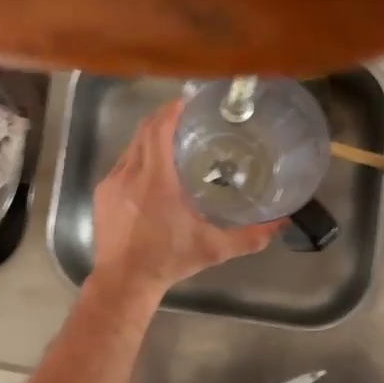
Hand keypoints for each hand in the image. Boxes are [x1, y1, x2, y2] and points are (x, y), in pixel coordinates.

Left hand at [92, 99, 276, 293]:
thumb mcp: (213, 249)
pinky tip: (152, 168)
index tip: (189, 100)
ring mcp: (112, 182)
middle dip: (163, 117)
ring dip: (149, 137)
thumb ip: (249, 236)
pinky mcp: (103, 194)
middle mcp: (131, 174)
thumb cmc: (168, 260)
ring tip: (172, 137)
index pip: (159, 129)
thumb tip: (281, 223)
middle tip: (186, 114)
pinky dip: (137, 156)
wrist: (123, 282)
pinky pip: (121, 164)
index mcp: (156, 180)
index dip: (172, 110)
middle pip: (144, 131)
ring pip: (131, 146)